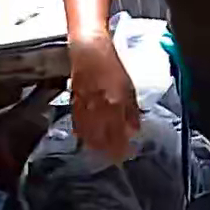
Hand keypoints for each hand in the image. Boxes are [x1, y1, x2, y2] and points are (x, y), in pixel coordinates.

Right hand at [68, 34, 138, 163]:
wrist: (88, 51)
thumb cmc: (111, 67)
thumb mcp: (129, 88)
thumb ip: (131, 111)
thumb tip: (134, 130)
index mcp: (115, 104)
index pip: (119, 134)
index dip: (122, 148)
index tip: (126, 155)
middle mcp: (99, 109)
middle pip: (103, 138)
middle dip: (109, 151)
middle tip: (114, 158)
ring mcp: (85, 108)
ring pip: (89, 135)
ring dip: (96, 146)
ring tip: (101, 152)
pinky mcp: (75, 104)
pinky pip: (79, 125)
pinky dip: (83, 134)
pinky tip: (86, 139)